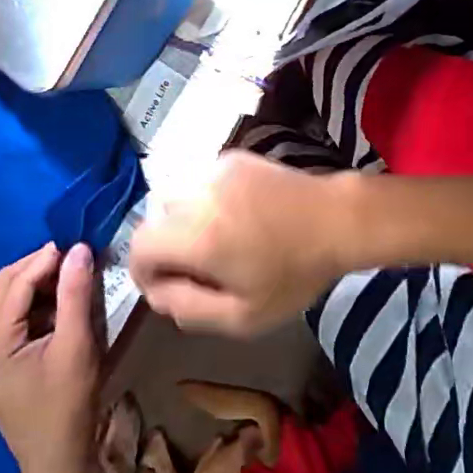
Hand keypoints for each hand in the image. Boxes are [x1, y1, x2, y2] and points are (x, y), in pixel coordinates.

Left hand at [0, 243, 99, 472]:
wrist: (61, 468)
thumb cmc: (67, 408)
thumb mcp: (76, 347)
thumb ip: (75, 295)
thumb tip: (79, 248)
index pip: (16, 284)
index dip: (45, 260)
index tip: (77, 245)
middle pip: (7, 288)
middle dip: (40, 268)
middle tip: (74, 260)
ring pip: (12, 302)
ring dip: (40, 286)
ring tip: (72, 279)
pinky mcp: (2, 366)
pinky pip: (17, 322)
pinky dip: (39, 307)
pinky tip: (63, 307)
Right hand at [129, 150, 351, 336]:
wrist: (333, 219)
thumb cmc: (292, 274)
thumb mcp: (244, 316)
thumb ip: (190, 309)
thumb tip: (155, 295)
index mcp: (197, 237)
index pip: (138, 246)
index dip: (143, 271)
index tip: (166, 286)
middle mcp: (195, 195)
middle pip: (152, 220)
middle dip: (164, 246)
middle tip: (196, 267)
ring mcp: (210, 170)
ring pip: (171, 195)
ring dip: (180, 220)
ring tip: (214, 238)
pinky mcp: (226, 157)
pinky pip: (196, 180)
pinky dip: (201, 199)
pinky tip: (233, 214)